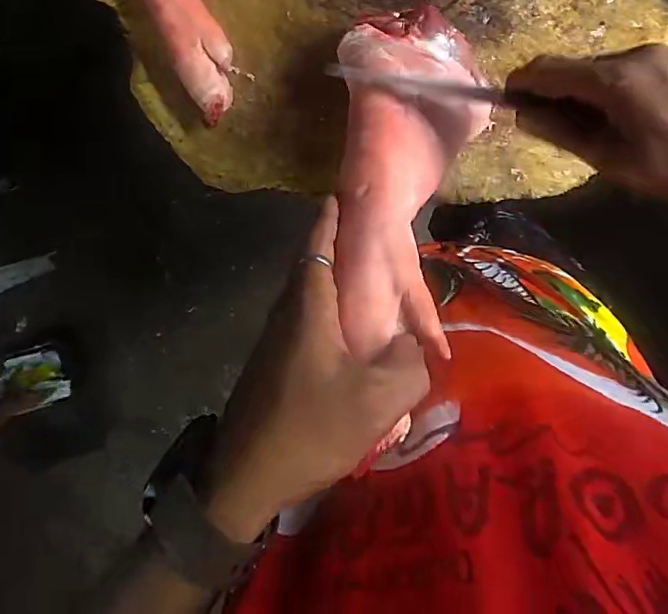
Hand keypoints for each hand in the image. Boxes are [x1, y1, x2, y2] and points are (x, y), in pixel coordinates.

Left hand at [202, 198, 431, 540]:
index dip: (328, 221)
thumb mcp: (378, 399)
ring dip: (324, 275)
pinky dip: (320, 305)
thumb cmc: (313, 425)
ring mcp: (275, 338)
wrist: (249, 470)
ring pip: (302, 292)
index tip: (337, 196)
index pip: (317, 249)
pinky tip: (339, 328)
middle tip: (356, 231)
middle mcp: (286, 313)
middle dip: (328, 242)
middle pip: (307, 265)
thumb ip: (409, 363)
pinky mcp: (272, 361)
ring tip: (355, 275)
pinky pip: (300, 316)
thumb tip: (419, 343)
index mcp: (309, 308)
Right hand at [505, 45, 667, 208]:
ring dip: (594, 93)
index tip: (511, 105)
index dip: (519, 86)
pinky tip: (654, 120)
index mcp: (612, 78)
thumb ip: (569, 136)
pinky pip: (640, 69)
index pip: (543, 70)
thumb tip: (525, 115)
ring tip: (617, 132)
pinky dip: (625, 89)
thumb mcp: (626, 164)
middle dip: (559, 94)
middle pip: (575, 68)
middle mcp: (633, 54)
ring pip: (608, 70)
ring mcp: (666, 51)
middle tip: (570, 133)